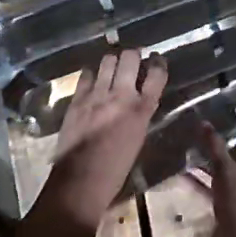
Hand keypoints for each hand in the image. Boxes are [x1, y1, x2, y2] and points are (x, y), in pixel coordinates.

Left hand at [42, 51, 167, 228]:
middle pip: (130, 58)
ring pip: (108, 60)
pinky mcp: (77, 98)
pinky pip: (87, 74)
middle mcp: (121, 96)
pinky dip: (92, 73)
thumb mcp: (137, 139)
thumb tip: (139, 100)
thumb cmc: (115, 170)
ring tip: (113, 66)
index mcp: (141, 111)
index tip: (156, 60)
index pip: (156, 75)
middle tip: (132, 59)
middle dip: (133, 55)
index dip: (158, 63)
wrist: (80, 181)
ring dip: (113, 60)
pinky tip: (93, 79)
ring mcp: (97, 94)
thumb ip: (139, 115)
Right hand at [197, 123, 235, 236]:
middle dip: (226, 149)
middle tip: (206, 136)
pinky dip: (201, 183)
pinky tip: (184, 174)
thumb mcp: (227, 171)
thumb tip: (204, 123)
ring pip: (226, 176)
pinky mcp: (227, 212)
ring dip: (211, 165)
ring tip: (192, 151)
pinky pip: (213, 191)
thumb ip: (215, 147)